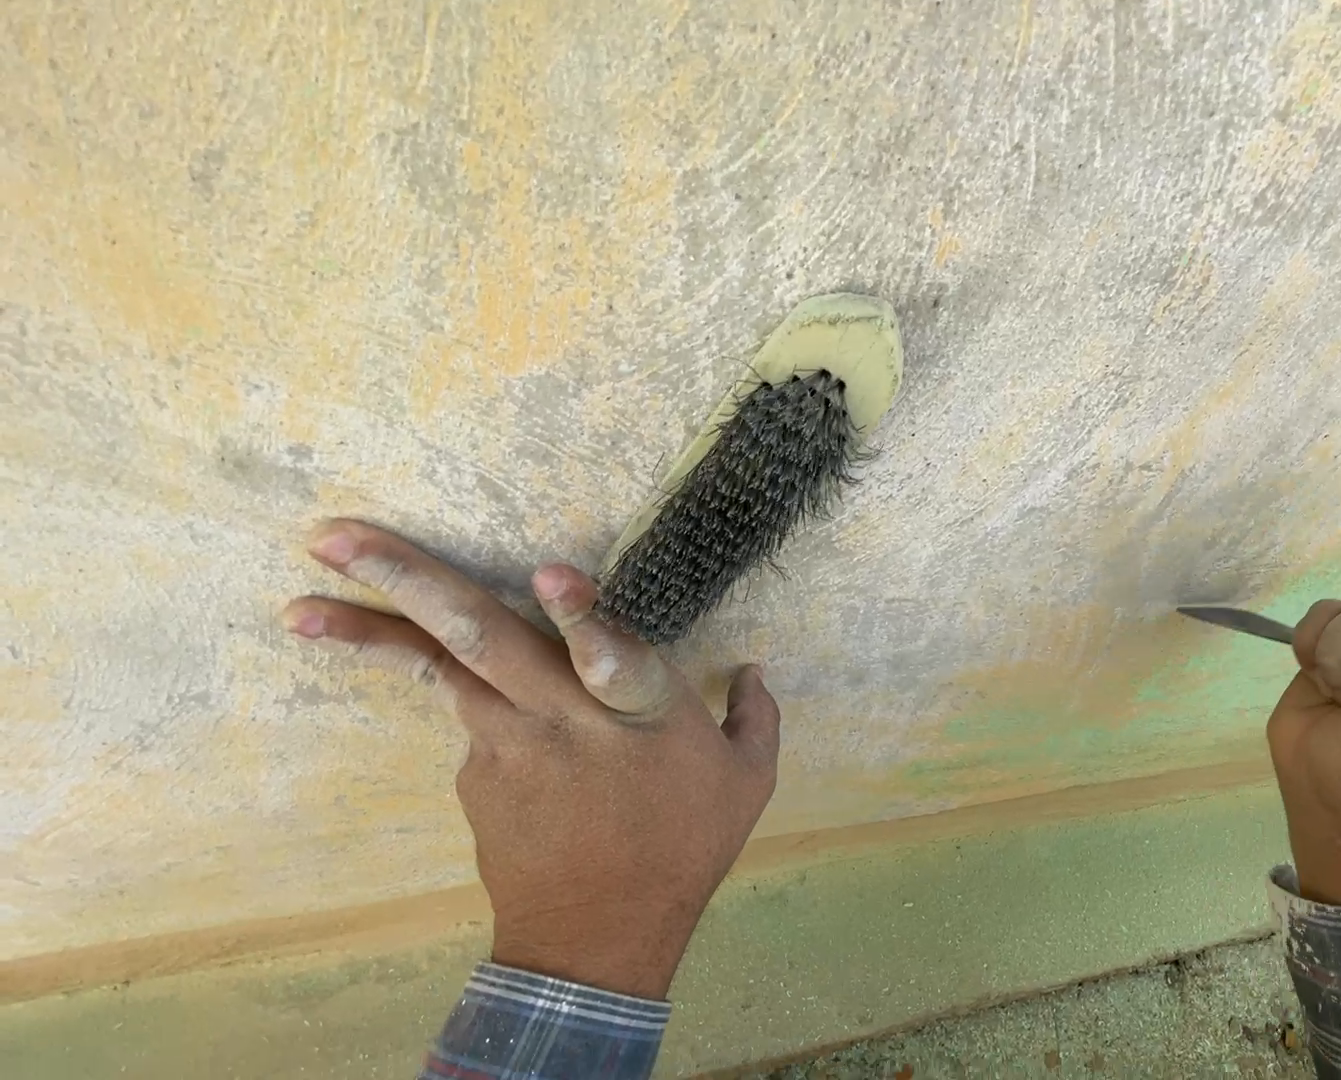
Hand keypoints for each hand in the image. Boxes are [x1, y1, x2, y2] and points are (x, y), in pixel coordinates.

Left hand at [282, 519, 779, 999]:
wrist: (596, 941)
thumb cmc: (683, 849)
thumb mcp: (747, 783)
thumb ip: (755, 717)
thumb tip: (755, 670)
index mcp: (642, 715)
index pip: (613, 655)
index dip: (583, 616)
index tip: (551, 572)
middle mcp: (562, 719)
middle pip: (485, 643)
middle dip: (413, 583)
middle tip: (332, 537)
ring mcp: (504, 747)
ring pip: (443, 670)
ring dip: (370, 634)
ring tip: (302, 607)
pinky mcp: (473, 774)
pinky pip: (474, 715)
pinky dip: (479, 700)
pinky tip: (500, 730)